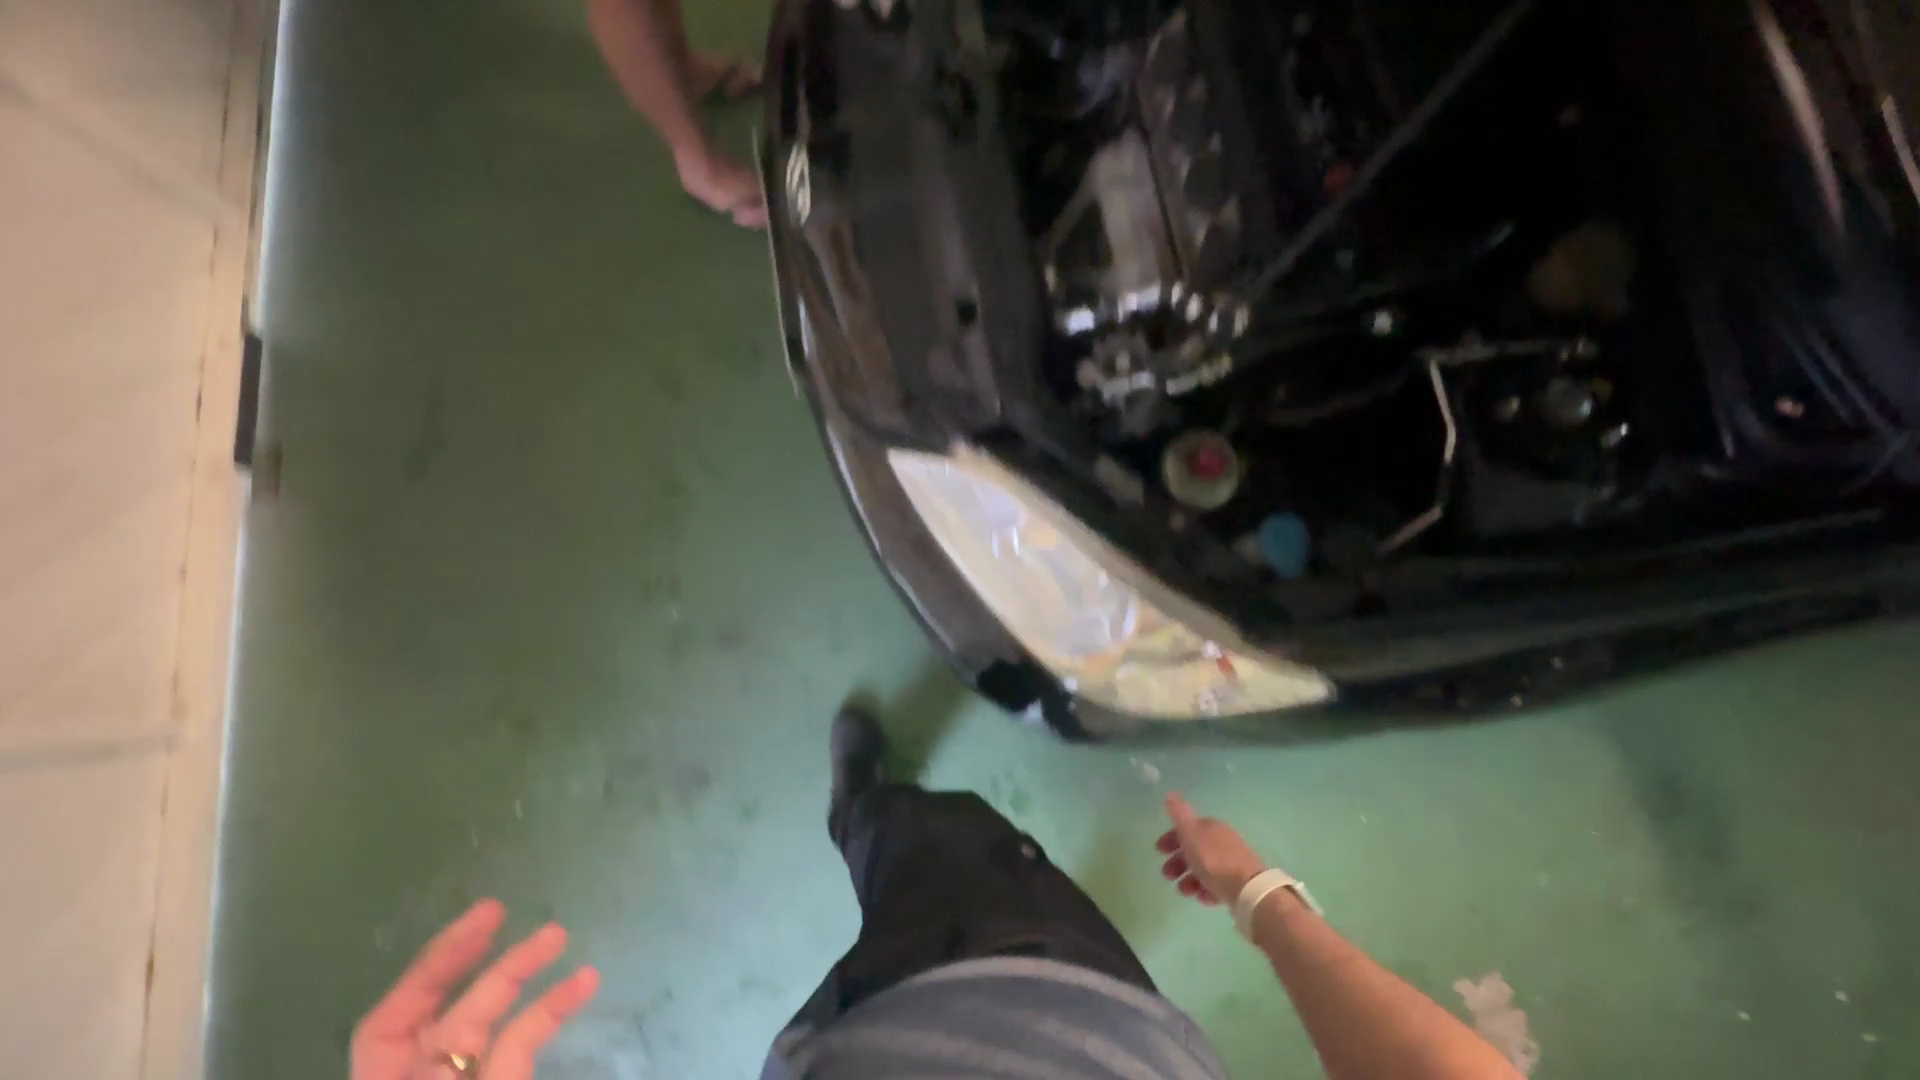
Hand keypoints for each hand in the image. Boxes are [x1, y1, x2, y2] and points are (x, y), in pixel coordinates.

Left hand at [351, 899, 599, 1079]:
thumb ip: (439, 1070)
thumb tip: (466, 1038)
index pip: (394, 1018)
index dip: (432, 969)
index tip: (477, 926)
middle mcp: (424, 1071)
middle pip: (447, 1004)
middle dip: (472, 954)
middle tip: (500, 910)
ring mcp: (468, 1076)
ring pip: (492, 1012)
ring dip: (523, 970)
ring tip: (559, 935)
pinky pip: (527, 1037)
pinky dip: (554, 1008)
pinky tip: (585, 982)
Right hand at [1156, 793, 1268, 905]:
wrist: (1246, 888)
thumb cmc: (1213, 859)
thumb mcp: (1191, 833)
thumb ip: (1179, 814)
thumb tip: (1169, 793)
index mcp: (1211, 828)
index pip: (1187, 828)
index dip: (1170, 838)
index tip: (1158, 851)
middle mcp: (1222, 842)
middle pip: (1194, 850)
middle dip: (1177, 862)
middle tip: (1167, 876)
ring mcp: (1231, 864)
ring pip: (1203, 870)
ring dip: (1189, 880)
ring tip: (1184, 892)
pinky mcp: (1237, 884)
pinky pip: (1216, 885)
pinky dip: (1205, 890)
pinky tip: (1201, 898)